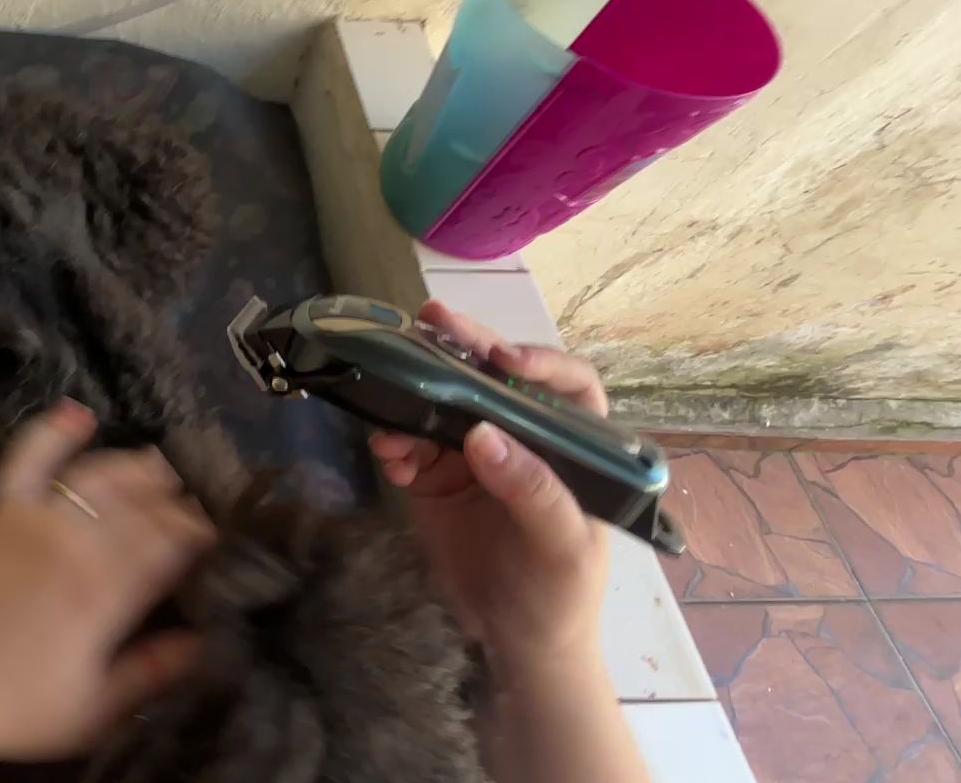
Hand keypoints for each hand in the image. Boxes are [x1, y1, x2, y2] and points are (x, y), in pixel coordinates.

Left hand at [0, 401, 215, 772]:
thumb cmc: (7, 705)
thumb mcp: (90, 709)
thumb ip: (150, 673)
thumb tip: (203, 643)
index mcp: (99, 593)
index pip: (168, 546)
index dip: (199, 535)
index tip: (219, 535)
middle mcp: (71, 542)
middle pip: (141, 508)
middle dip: (177, 503)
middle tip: (199, 507)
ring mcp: (33, 517)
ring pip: (98, 476)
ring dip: (135, 467)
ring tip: (163, 466)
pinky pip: (27, 457)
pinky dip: (52, 431)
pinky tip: (78, 414)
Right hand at [368, 301, 609, 678]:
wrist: (503, 642)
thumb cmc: (556, 596)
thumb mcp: (559, 548)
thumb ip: (532, 490)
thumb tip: (481, 434)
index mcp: (570, 450)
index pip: (567, 386)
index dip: (539, 361)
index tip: (501, 358)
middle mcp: (521, 439)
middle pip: (494, 377)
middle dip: (462, 347)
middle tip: (429, 318)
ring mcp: (472, 453)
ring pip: (438, 403)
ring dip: (410, 404)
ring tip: (391, 431)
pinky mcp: (432, 472)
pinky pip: (405, 439)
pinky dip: (392, 443)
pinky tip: (390, 460)